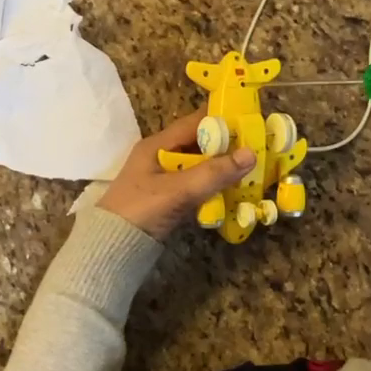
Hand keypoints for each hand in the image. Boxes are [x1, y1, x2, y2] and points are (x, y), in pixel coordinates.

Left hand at [98, 110, 256, 239]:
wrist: (112, 250)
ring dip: (222, 169)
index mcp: (156, 146)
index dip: (220, 120)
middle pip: (199, 145)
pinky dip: (214, 188)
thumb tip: (250, 154)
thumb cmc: (141, 211)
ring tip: (253, 171)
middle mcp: (160, 158)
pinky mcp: (168, 200)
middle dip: (227, 147)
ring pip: (200, 167)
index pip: (193, 123)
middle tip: (258, 149)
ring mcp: (164, 180)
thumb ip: (213, 173)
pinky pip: (196, 187)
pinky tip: (233, 194)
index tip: (250, 120)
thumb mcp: (178, 190)